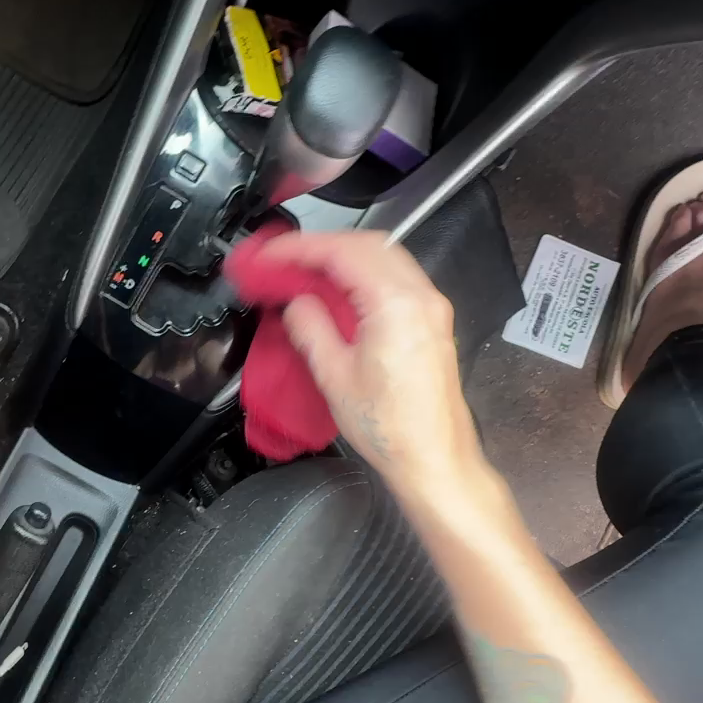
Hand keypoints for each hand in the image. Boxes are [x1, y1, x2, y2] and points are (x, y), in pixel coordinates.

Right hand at [264, 231, 483, 497]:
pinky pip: (395, 279)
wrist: (432, 457)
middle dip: (320, 245)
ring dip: (342, 257)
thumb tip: (297, 303)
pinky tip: (338, 293)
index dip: (299, 248)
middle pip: (367, 244)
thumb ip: (311, 329)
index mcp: (395, 305)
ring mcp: (430, 308)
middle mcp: (420, 297)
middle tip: (283, 259)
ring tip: (305, 273)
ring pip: (383, 257)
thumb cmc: (389, 427)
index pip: (342, 253)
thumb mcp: (334, 376)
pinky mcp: (431, 322)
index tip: (270, 253)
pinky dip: (362, 274)